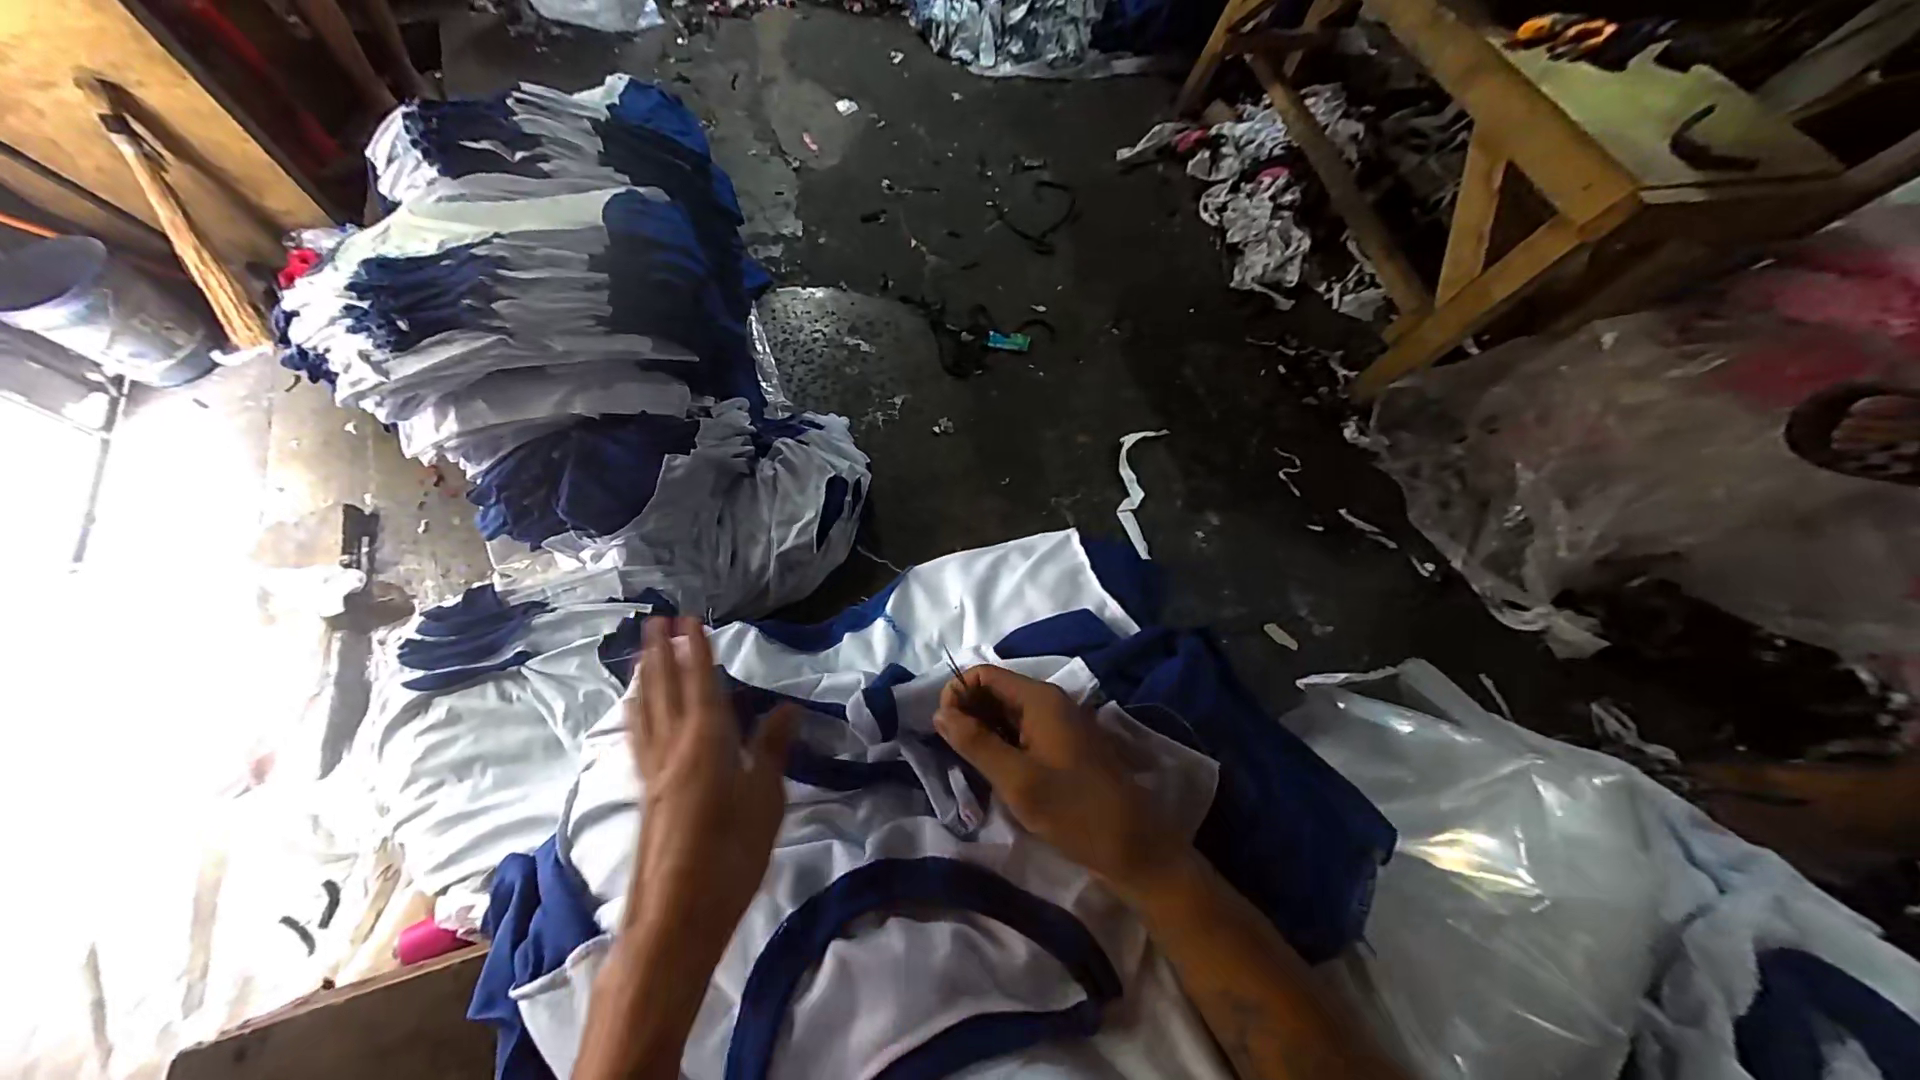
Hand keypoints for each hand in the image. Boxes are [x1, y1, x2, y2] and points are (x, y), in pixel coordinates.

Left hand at [624, 616, 792, 939]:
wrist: (676, 919)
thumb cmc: (731, 856)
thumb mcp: (766, 800)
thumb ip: (771, 749)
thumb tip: (785, 707)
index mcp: (706, 744)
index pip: (701, 685)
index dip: (696, 651)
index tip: (687, 620)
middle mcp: (673, 749)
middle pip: (664, 691)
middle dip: (661, 654)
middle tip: (654, 622)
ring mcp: (654, 773)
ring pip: (646, 713)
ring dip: (645, 679)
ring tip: (641, 655)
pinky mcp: (645, 794)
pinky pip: (639, 737)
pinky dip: (638, 714)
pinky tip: (636, 713)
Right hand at [933, 665, 1194, 902]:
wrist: (1135, 848)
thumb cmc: (1075, 810)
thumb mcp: (1017, 780)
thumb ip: (975, 743)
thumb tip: (940, 713)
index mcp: (1040, 698)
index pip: (984, 675)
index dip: (956, 694)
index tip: (942, 731)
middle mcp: (1050, 702)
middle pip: (995, 691)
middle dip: (968, 714)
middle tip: (954, 754)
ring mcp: (1060, 724)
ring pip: (1007, 714)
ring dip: (984, 732)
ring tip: (970, 766)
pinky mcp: (1064, 746)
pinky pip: (1023, 732)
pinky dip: (1003, 745)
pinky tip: (995, 772)